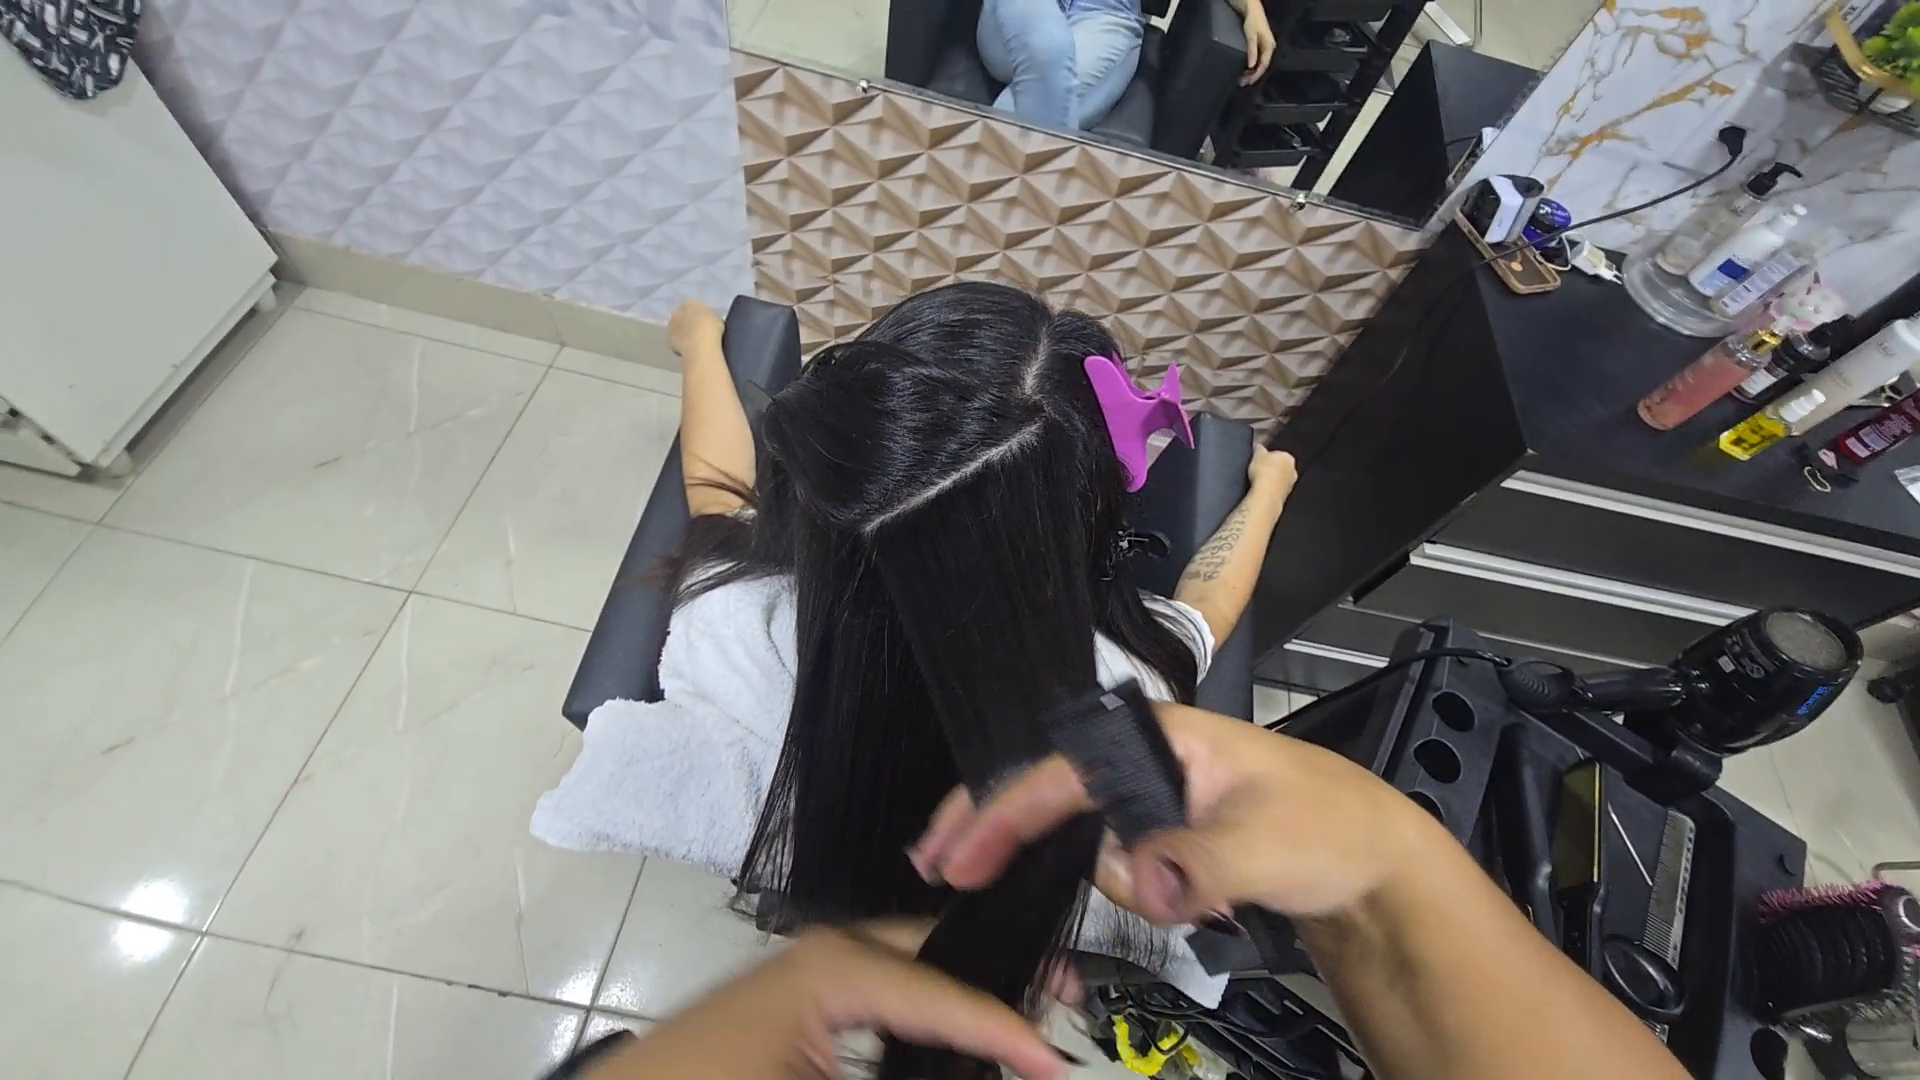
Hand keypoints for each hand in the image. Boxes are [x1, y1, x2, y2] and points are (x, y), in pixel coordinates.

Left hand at [585, 923, 1067, 1079]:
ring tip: (1021, 1025)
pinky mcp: (811, 994)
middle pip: (938, 956)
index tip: (1060, 1065)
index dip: (1005, 1031)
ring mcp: (822, 966)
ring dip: (965, 998)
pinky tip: (955, 1040)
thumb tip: (973, 1069)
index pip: (943, 994)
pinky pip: (889, 992)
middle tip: (1064, 1001)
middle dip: (997, 983)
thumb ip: (909, 1078)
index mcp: (839, 965)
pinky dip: (927, 1013)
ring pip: (916, 971)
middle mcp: (837, 949)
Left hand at [667, 298, 723, 357]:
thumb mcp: (717, 320)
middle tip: (698, 332)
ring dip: (683, 333)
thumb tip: (708, 322)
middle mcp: (678, 310)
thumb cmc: (712, 330)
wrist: (700, 344)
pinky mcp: (668, 338)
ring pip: (677, 328)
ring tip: (693, 342)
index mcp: (691, 303)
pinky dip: (680, 344)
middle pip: (683, 315)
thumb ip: (710, 318)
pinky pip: (675, 340)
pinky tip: (688, 349)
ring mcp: (671, 324)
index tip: (705, 323)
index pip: (694, 306)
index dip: (699, 315)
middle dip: (688, 322)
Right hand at [910, 703, 1425, 924]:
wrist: (1369, 855)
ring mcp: (1145, 796)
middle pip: (1044, 788)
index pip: (1062, 772)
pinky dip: (1085, 875)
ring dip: (1053, 865)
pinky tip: (1109, 890)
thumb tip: (1141, 882)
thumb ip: (1205, 859)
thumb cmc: (1328, 823)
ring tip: (1129, 890)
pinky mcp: (1153, 828)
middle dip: (987, 823)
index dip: (1005, 813)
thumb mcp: (1274, 839)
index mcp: (1155, 737)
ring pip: (1069, 832)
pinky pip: (1098, 852)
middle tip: (936, 864)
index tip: (958, 858)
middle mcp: (1139, 760)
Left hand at [1240, 0, 1275, 85]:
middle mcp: (1268, 49)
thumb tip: (1252, 65)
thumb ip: (1252, 50)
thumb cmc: (1253, 22)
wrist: (1252, 12)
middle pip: (1261, 67)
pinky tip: (1243, 71)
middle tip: (1242, 83)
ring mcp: (1264, 49)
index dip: (1256, 75)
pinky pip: (1256, 61)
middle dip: (1252, 76)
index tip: (1249, 82)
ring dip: (1250, 73)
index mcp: (1269, 46)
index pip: (1264, 65)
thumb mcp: (1251, 36)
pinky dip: (1249, 68)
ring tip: (1241, 80)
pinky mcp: (1259, 48)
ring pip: (1258, 65)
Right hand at [1247, 444, 1297, 498]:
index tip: (1259, 461)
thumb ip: (1259, 448)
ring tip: (1259, 481)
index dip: (1267, 457)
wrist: (1266, 494)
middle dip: (1271, 468)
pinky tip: (1262, 489)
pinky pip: (1277, 489)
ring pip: (1280, 478)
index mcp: (1288, 457)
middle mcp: (1293, 470)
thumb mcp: (1257, 454)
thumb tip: (1258, 446)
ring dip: (1272, 479)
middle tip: (1259, 470)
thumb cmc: (1263, 472)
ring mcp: (1290, 483)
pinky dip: (1271, 488)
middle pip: (1280, 467)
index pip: (1278, 454)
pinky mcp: (1286, 495)